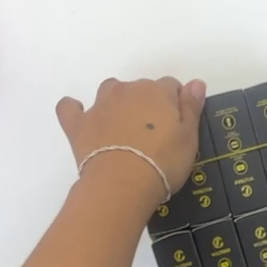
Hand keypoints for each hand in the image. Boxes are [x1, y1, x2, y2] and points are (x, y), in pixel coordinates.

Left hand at [57, 77, 207, 204]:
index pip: (171, 87)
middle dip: (147, 107)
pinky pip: (70, 108)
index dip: (176, 105)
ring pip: (110, 91)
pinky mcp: (79, 124)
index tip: (177, 127)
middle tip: (153, 138)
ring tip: (124, 129)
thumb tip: (196, 82)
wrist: (123, 184)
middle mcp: (128, 90)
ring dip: (117, 103)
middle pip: (141, 89)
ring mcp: (101, 105)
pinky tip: (81, 118)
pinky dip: (75, 110)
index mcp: (157, 92)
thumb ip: (191, 107)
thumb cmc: (163, 163)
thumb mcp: (189, 138)